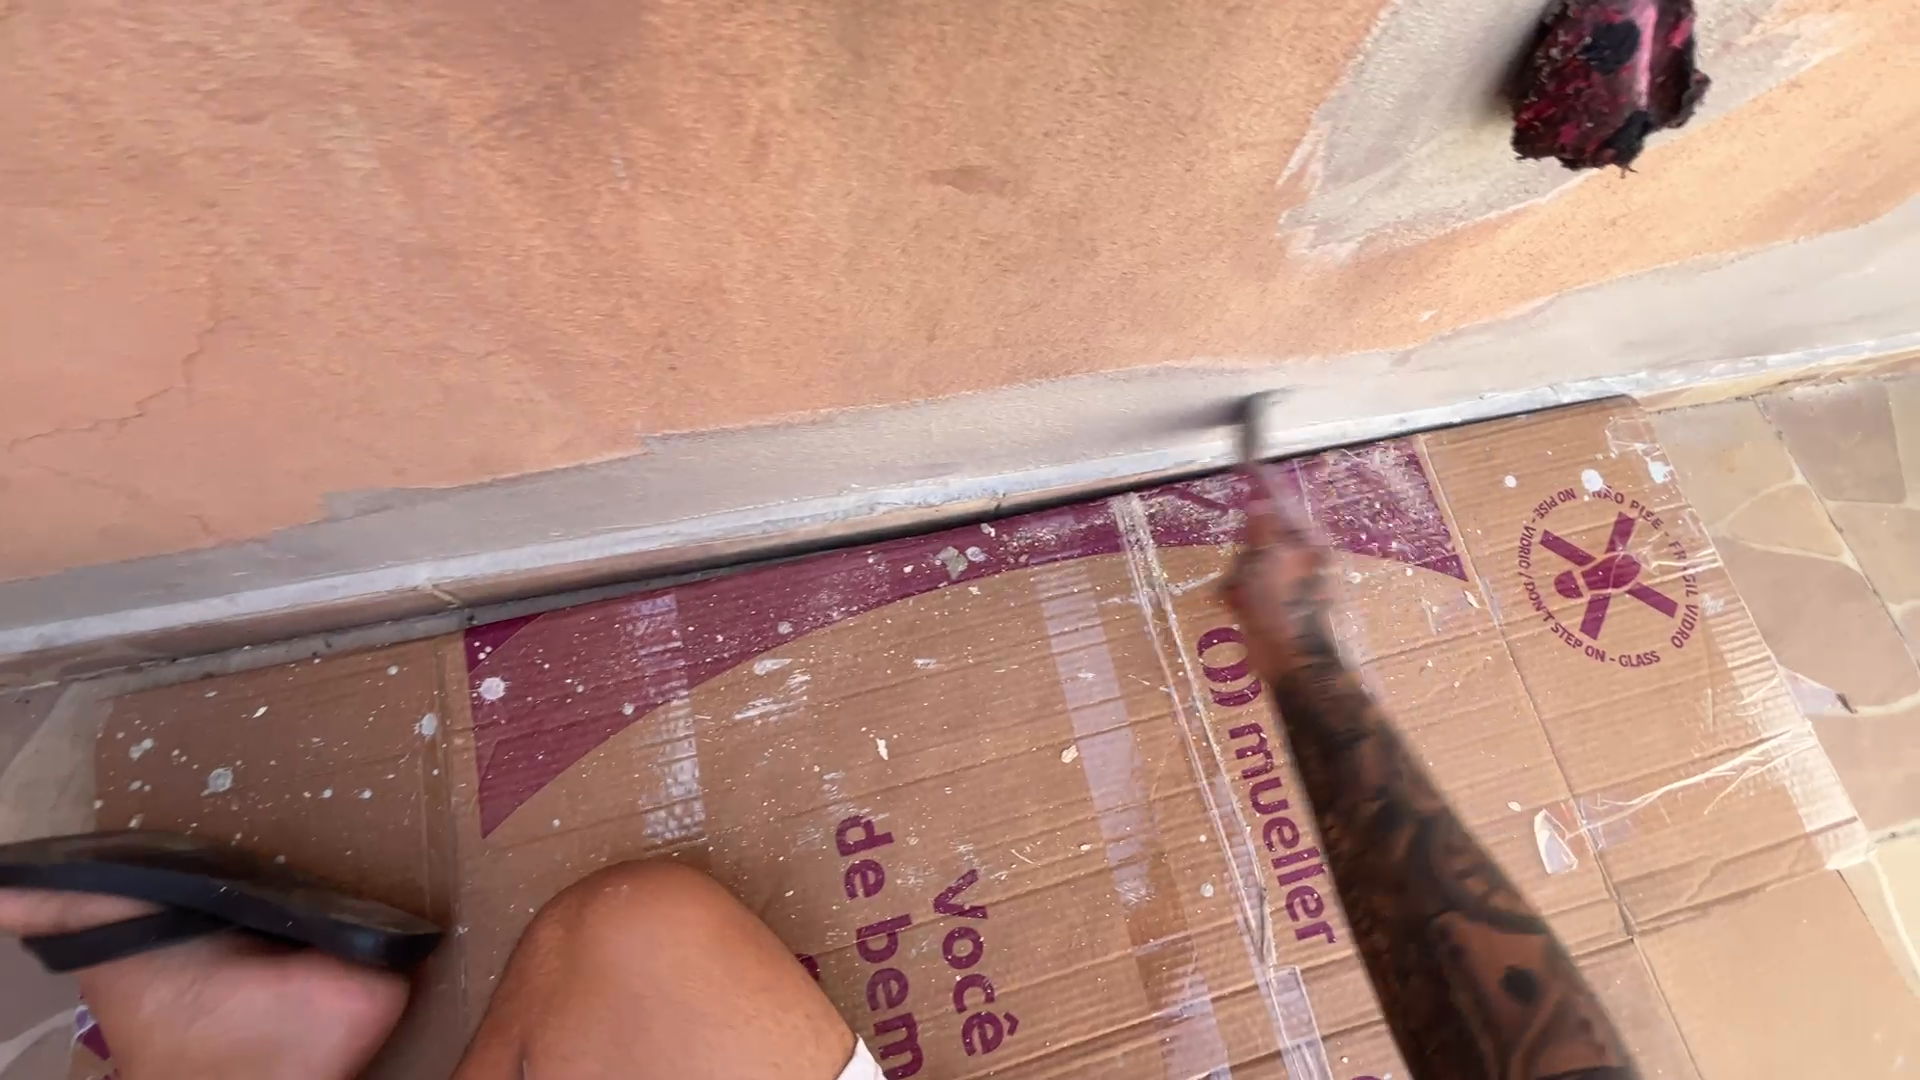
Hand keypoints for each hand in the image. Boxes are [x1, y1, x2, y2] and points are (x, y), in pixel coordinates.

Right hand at [1222, 494, 1337, 683]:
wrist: (1294, 664)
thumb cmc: (1284, 612)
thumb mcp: (1267, 562)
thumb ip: (1261, 529)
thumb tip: (1260, 501)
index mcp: (1307, 543)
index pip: (1280, 501)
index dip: (1260, 482)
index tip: (1246, 463)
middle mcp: (1303, 558)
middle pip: (1259, 535)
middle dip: (1242, 552)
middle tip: (1240, 570)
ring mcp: (1291, 583)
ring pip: (1250, 563)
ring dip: (1237, 578)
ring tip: (1238, 598)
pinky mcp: (1279, 604)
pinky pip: (1250, 587)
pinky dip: (1240, 595)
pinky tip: (1239, 609)